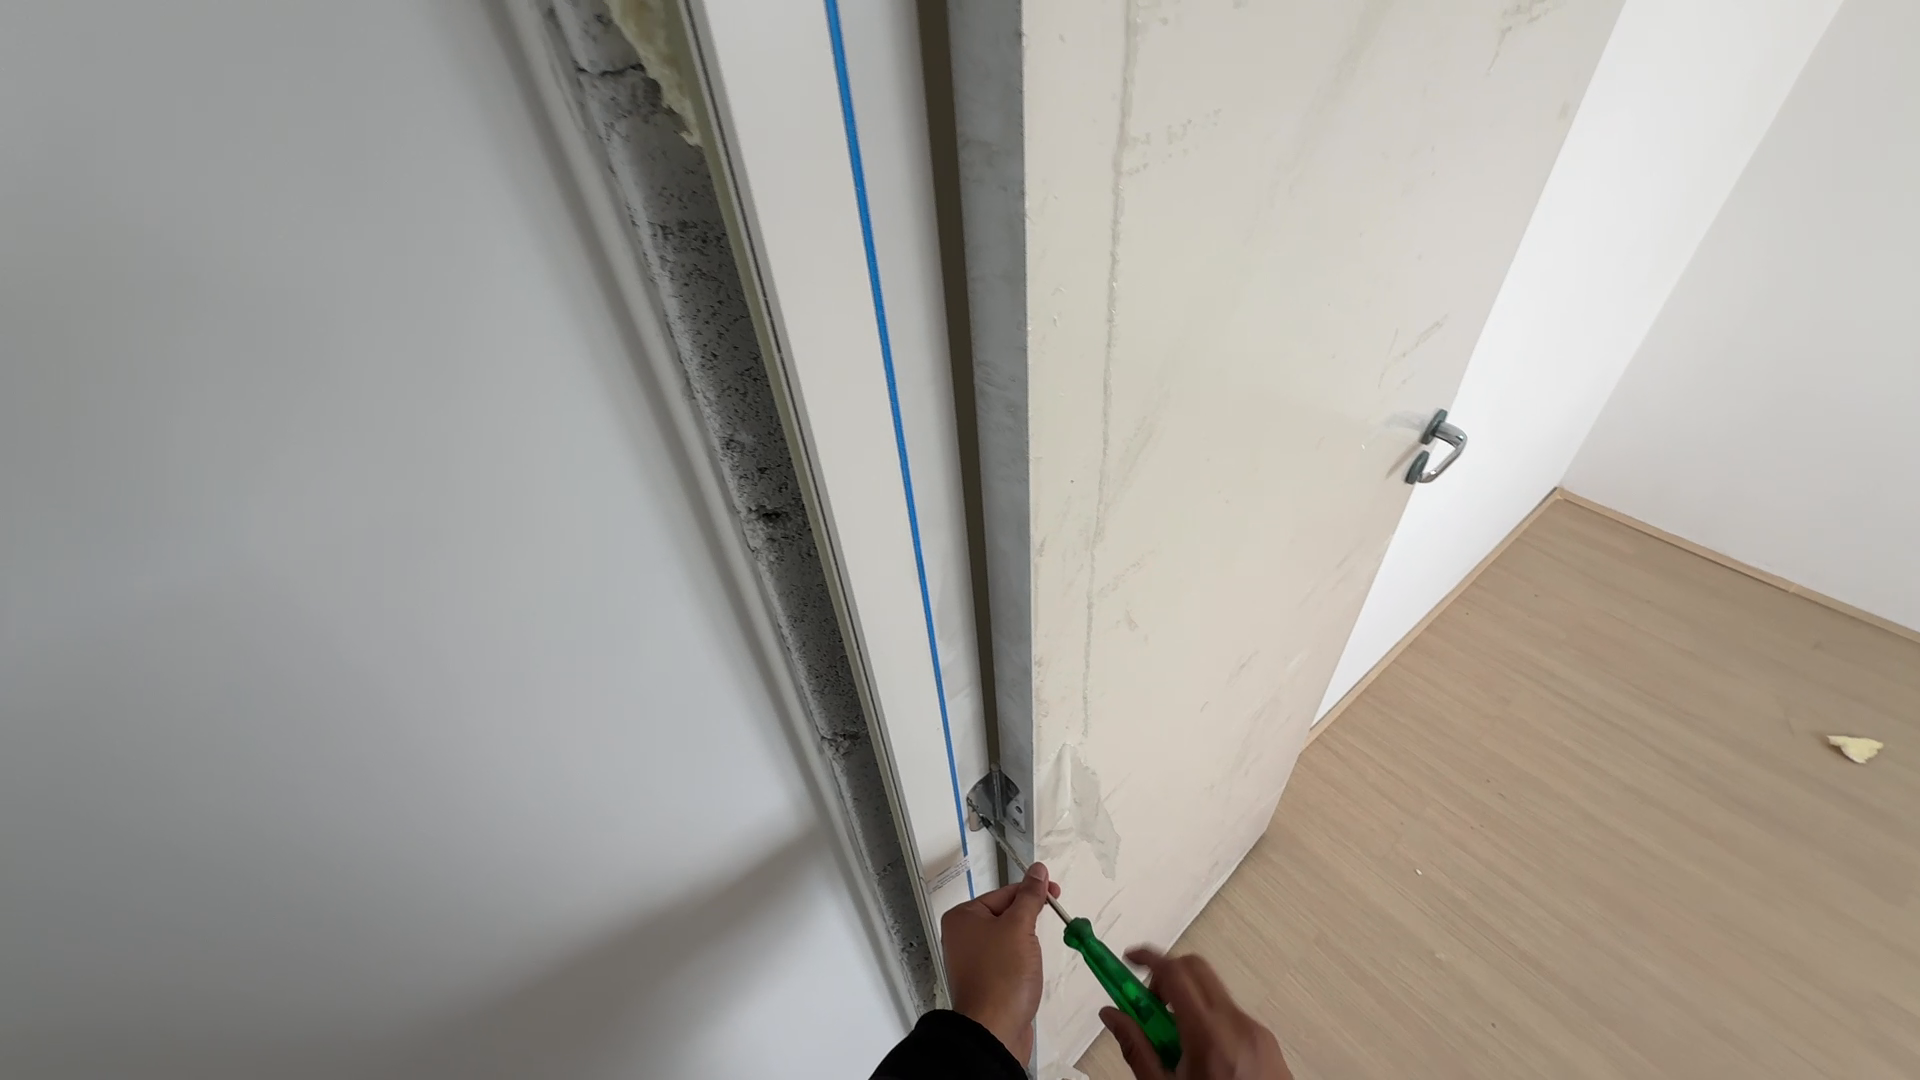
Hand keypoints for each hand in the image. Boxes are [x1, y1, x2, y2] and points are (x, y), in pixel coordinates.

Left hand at [940, 862, 1060, 1061]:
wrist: (994, 1032)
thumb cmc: (1002, 976)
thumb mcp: (1020, 927)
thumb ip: (1030, 896)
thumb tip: (1037, 871)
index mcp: (963, 916)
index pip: (1004, 893)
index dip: (1031, 891)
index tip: (1054, 892)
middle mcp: (962, 936)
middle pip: (1004, 914)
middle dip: (1028, 919)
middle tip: (1049, 921)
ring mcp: (972, 960)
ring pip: (1006, 938)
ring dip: (1025, 941)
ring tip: (1033, 955)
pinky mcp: (984, 981)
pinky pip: (1005, 960)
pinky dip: (1020, 960)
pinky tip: (1028, 970)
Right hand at [1100, 948, 1291, 1079]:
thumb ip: (1136, 1049)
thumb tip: (1111, 1015)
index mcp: (1208, 1036)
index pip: (1174, 971)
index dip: (1147, 958)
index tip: (1129, 959)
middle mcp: (1237, 1024)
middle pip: (1194, 968)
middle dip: (1166, 975)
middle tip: (1149, 1002)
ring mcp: (1257, 1031)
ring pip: (1212, 991)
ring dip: (1188, 1000)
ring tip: (1177, 1043)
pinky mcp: (1268, 1042)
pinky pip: (1231, 1013)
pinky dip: (1210, 1019)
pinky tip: (1204, 1057)